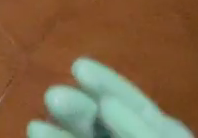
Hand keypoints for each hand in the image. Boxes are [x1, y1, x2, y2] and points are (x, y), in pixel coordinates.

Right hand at [29, 59, 191, 137]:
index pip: (134, 103)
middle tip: (52, 97)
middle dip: (76, 108)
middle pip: (100, 120)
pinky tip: (35, 131)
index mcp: (163, 132)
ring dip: (59, 131)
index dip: (107, 83)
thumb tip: (105, 102)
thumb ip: (142, 128)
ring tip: (34, 127)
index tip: (78, 67)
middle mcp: (130, 137)